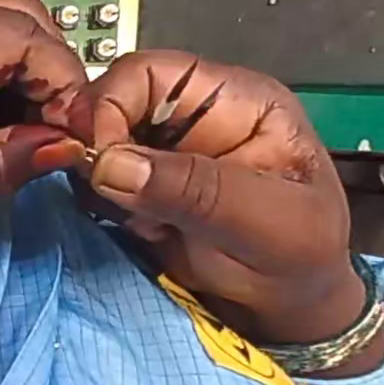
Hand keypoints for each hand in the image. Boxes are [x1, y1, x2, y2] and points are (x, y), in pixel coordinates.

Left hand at [0, 0, 94, 256]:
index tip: (70, 137)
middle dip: (51, 76)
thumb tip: (63, 146)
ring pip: (7, 19)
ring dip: (31, 70)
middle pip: (20, 17)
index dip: (61, 86)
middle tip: (49, 134)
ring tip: (23, 127)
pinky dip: (5, 68)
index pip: (18, 38)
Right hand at [78, 51, 371, 352]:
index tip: (100, 156)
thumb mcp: (266, 223)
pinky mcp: (129, 182)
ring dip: (96, 180)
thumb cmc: (295, 260)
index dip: (110, 104)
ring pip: (89, 140)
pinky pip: (88, 176)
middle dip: (97, 146)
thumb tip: (108, 163)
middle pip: (105, 102)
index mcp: (229, 100)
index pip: (145, 73)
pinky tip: (133, 224)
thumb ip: (194, 188)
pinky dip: (95, 200)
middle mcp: (183, 115)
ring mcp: (152, 150)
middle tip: (110, 192)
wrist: (277, 311)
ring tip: (140, 218)